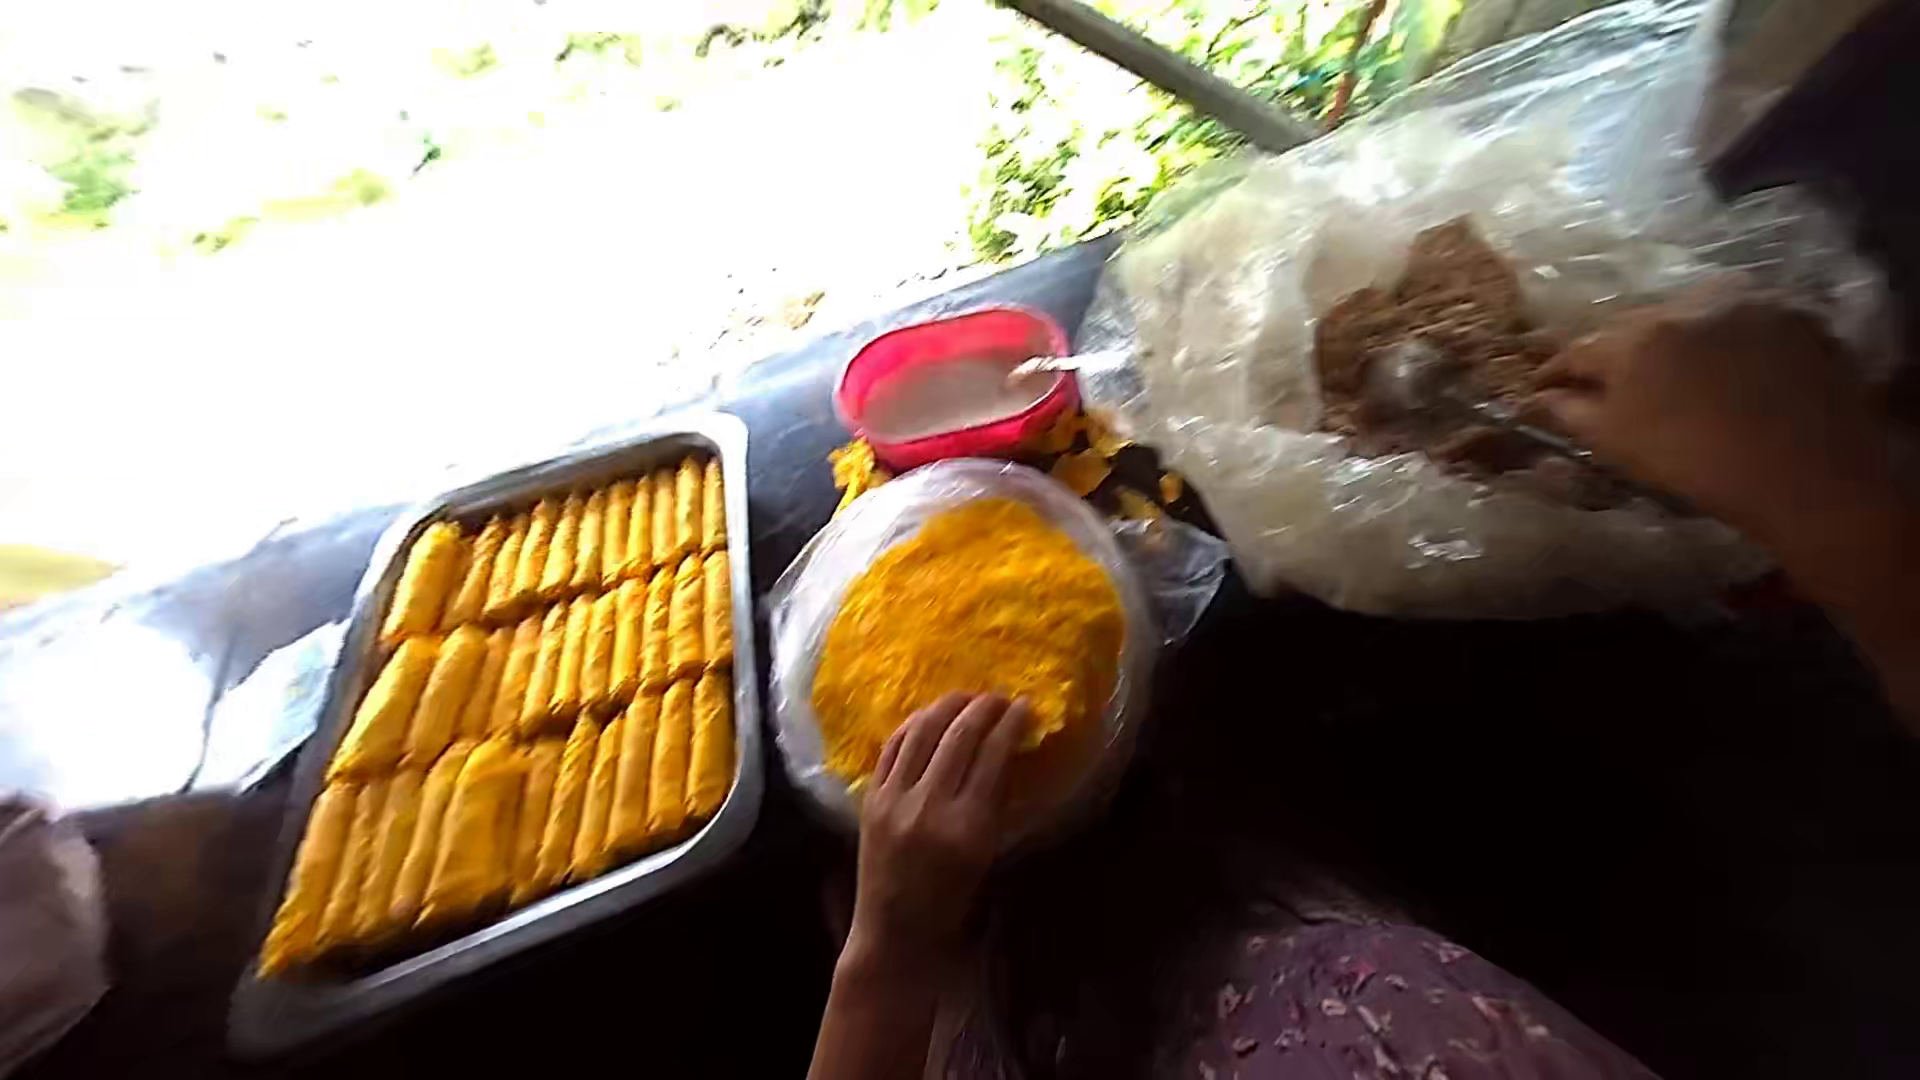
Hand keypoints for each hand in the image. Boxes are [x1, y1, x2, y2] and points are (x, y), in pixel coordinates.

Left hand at [848, 693, 1028, 961]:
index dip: (1011, 723)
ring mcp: (894, 798)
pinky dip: (915, 723)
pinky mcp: (871, 796)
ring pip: (923, 730)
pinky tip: (930, 715)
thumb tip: (1008, 744)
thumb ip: (996, 795)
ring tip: (967, 697)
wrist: (894, 931)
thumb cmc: (952, 898)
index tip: (1023, 706)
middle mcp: (929, 806)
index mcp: (967, 828)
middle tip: (998, 697)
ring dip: (948, 705)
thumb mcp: (987, 850)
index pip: (993, 756)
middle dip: (984, 707)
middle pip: (959, 735)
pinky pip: (893, 744)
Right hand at [1530, 288, 1893, 542]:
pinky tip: (1705, 358)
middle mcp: (1685, 309)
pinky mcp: (1792, 315)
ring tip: (1652, 363)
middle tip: (1594, 378)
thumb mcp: (1606, 437)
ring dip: (1658, 335)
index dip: (1552, 373)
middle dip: (1606, 351)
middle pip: (1627, 324)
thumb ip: (1562, 410)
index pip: (1574, 351)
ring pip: (1680, 312)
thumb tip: (1533, 399)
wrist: (1800, 470)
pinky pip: (1732, 314)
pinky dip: (1709, 331)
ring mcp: (1745, 306)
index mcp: (1632, 341)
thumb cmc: (1683, 457)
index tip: (1540, 390)